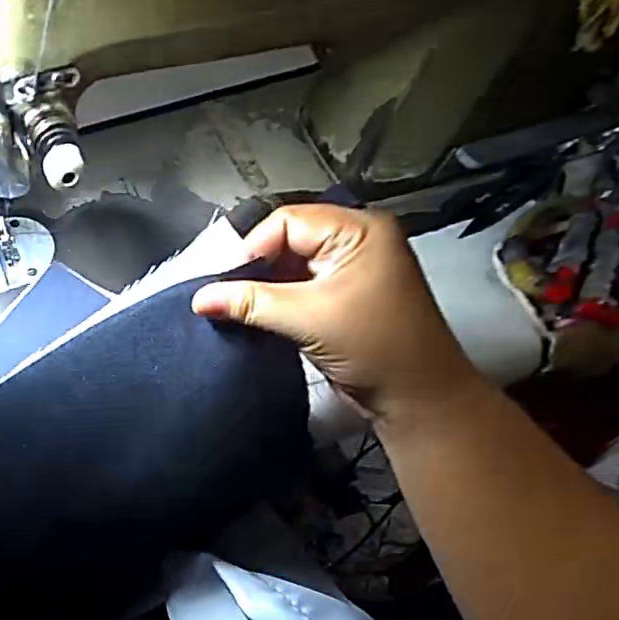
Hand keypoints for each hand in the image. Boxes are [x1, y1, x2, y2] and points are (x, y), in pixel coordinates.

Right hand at [192, 205, 485, 423]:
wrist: (416, 397)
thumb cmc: (378, 348)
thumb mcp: (308, 318)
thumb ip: (251, 303)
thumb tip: (201, 298)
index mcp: (359, 231)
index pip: (288, 222)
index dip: (253, 249)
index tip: (226, 282)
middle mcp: (355, 244)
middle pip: (287, 243)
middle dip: (256, 270)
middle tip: (227, 297)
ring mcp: (349, 274)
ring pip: (290, 270)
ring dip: (265, 290)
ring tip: (239, 311)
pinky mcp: (341, 302)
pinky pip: (299, 292)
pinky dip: (277, 305)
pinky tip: (258, 320)